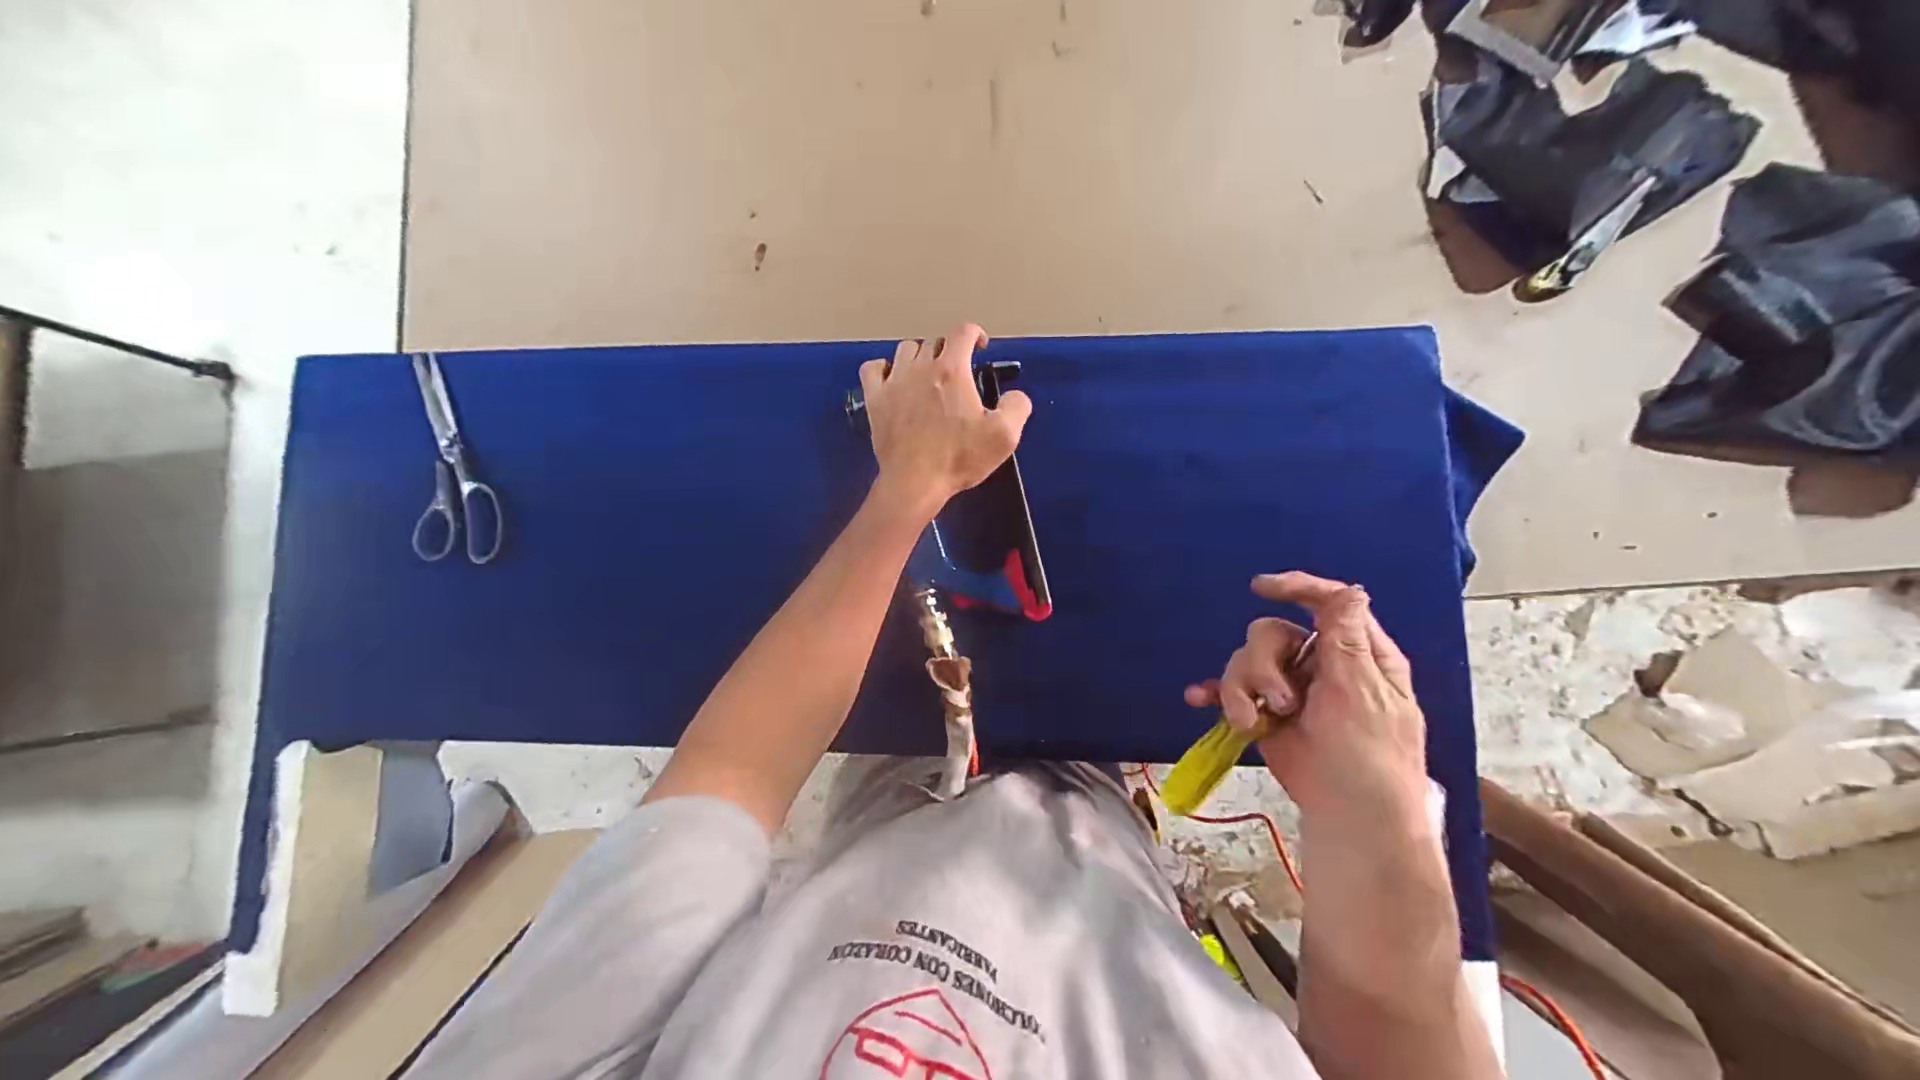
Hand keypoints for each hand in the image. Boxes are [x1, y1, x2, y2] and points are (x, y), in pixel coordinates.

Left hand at [859, 324, 1032, 517]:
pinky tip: (893, 380)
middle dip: (949, 351)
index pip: (962, 331)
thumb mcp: (1004, 436)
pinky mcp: (875, 400)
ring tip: (928, 375)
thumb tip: (1014, 395)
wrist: (915, 482)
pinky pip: (872, 369)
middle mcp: (921, 367)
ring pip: (905, 350)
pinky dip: (883, 368)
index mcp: (952, 370)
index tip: (980, 347)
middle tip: (958, 373)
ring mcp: (894, 382)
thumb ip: (1017, 407)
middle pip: (935, 342)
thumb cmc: (959, 458)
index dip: (974, 333)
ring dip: (920, 356)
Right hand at [1184, 571, 1429, 836]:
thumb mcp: (1361, 692)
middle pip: (1271, 634)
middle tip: (1278, 701)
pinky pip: (1231, 691)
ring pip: (1246, 662)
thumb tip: (1353, 589)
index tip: (1260, 587)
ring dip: (1241, 689)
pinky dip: (1216, 693)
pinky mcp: (1264, 712)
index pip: (1326, 603)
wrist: (1348, 815)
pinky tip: (1199, 698)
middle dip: (1263, 665)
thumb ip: (1347, 639)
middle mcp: (1319, 664)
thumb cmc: (1369, 755)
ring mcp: (1289, 689)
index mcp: (1355, 654)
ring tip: (1251, 723)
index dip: (1295, 587)